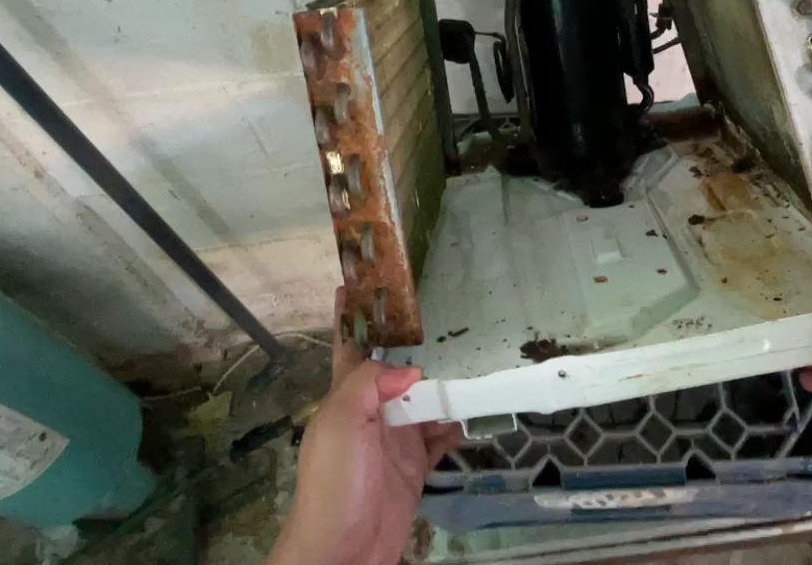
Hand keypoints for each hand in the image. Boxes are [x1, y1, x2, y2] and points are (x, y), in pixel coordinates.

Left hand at [269, 289, 462, 564]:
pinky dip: (458, 421)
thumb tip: (412, 369)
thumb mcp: (341, 421)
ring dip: (446, 380)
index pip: (350, 341)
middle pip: (397, 365)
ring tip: (476, 351)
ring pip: (425, 397)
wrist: (343, 553)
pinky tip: (476, 407)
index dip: (356, 310)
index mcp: (346, 393)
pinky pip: (441, 434)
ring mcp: (395, 437)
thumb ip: (370, 383)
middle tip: (449, 307)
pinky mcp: (415, 464)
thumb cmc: (335, 480)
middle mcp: (372, 408)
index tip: (368, 274)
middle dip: (418, 340)